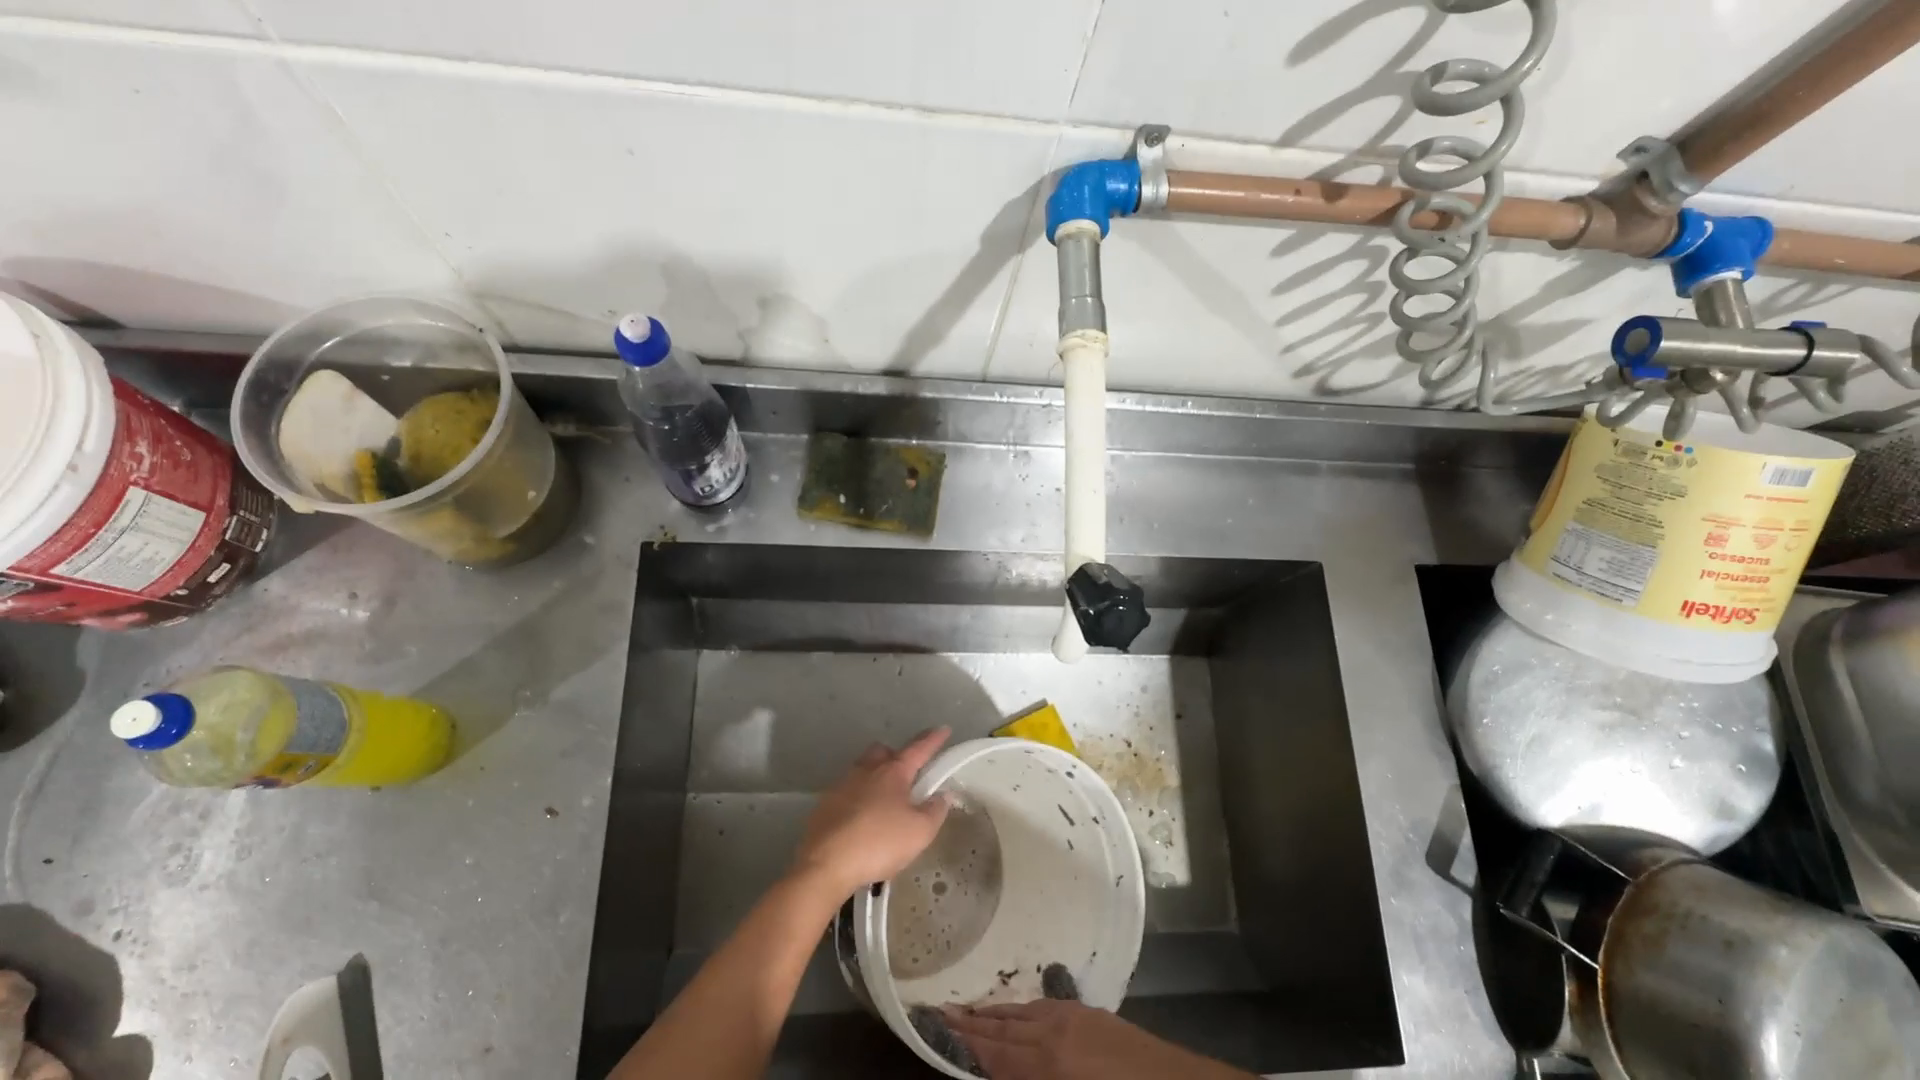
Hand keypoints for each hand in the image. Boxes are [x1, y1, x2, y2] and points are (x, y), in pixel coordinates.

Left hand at [791, 727, 952, 896]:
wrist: (826, 864)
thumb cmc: (879, 843)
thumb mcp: (920, 831)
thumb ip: (935, 810)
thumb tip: (942, 795)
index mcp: (892, 773)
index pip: (918, 749)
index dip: (933, 740)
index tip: (943, 729)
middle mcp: (865, 771)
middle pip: (882, 752)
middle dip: (896, 756)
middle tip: (908, 775)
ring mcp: (841, 786)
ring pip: (861, 770)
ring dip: (875, 777)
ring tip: (884, 801)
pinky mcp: (823, 806)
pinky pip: (846, 793)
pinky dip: (857, 799)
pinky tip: (861, 819)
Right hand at [943, 1000, 1247, 1079]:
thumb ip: (1026, 1078)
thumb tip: (997, 1070)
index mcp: (1046, 1063)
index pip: (992, 1052)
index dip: (961, 1040)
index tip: (933, 1023)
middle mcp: (1054, 1032)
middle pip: (1003, 1026)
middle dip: (970, 1021)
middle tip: (941, 1012)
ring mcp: (1077, 1018)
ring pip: (1024, 1012)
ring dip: (995, 1013)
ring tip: (970, 1012)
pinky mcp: (1097, 1015)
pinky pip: (1048, 1006)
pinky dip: (1025, 1009)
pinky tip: (1022, 1012)